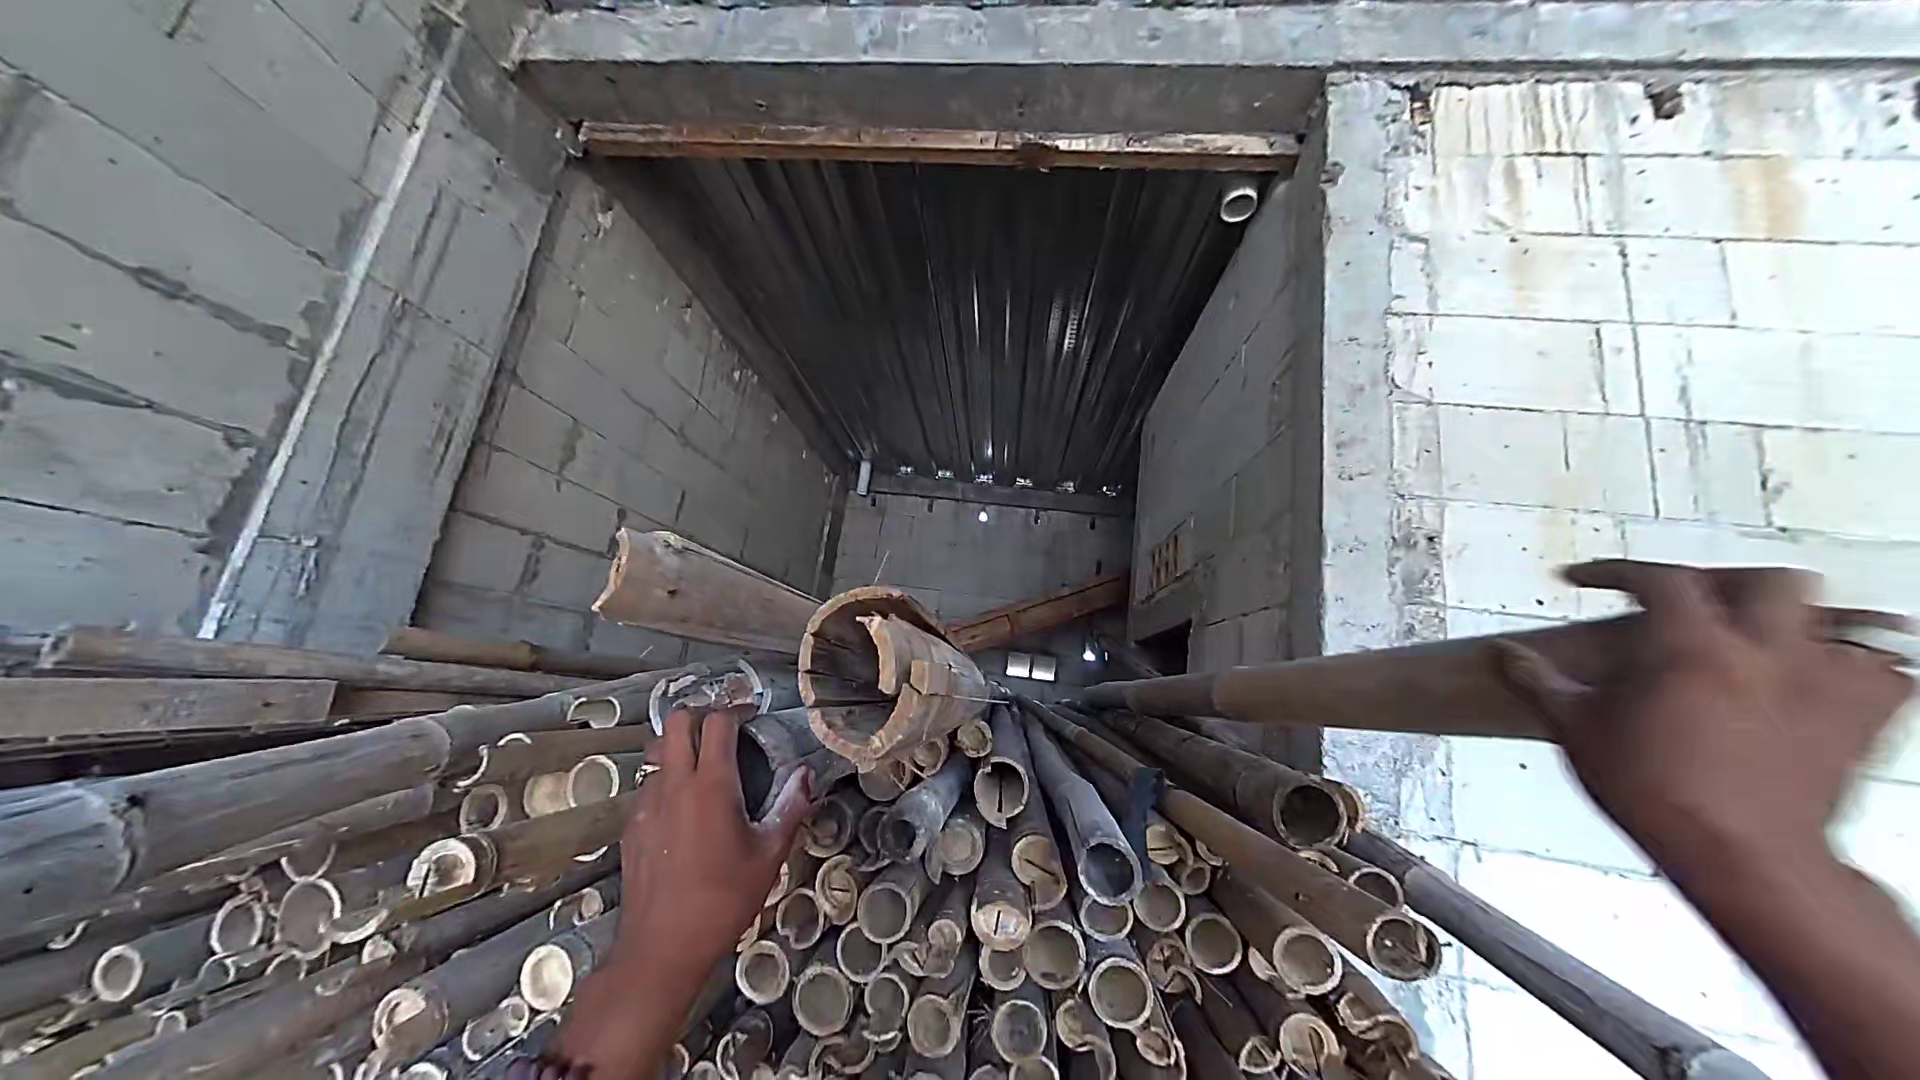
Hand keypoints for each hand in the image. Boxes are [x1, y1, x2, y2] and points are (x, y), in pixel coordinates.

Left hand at [616, 704, 813, 977]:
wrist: (662, 950)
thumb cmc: (724, 899)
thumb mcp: (770, 854)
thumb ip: (791, 807)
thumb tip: (807, 775)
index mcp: (712, 786)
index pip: (718, 723)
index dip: (737, 710)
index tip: (752, 716)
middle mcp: (674, 785)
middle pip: (677, 722)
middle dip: (701, 715)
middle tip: (724, 730)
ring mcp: (646, 805)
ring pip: (660, 754)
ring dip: (683, 751)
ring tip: (707, 774)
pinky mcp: (631, 827)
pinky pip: (650, 787)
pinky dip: (670, 783)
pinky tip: (687, 814)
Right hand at [1499, 561, 1912, 874]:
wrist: (1739, 855)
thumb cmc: (1651, 789)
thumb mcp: (1575, 727)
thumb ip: (1537, 680)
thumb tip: (1503, 653)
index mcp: (1691, 649)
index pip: (1658, 579)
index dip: (1613, 571)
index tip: (1583, 579)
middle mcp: (1767, 656)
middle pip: (1767, 580)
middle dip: (1718, 580)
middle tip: (1682, 596)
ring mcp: (1825, 687)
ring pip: (1837, 617)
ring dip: (1791, 618)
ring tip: (1751, 632)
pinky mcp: (1865, 723)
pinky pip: (1886, 671)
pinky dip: (1853, 663)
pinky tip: (1812, 675)